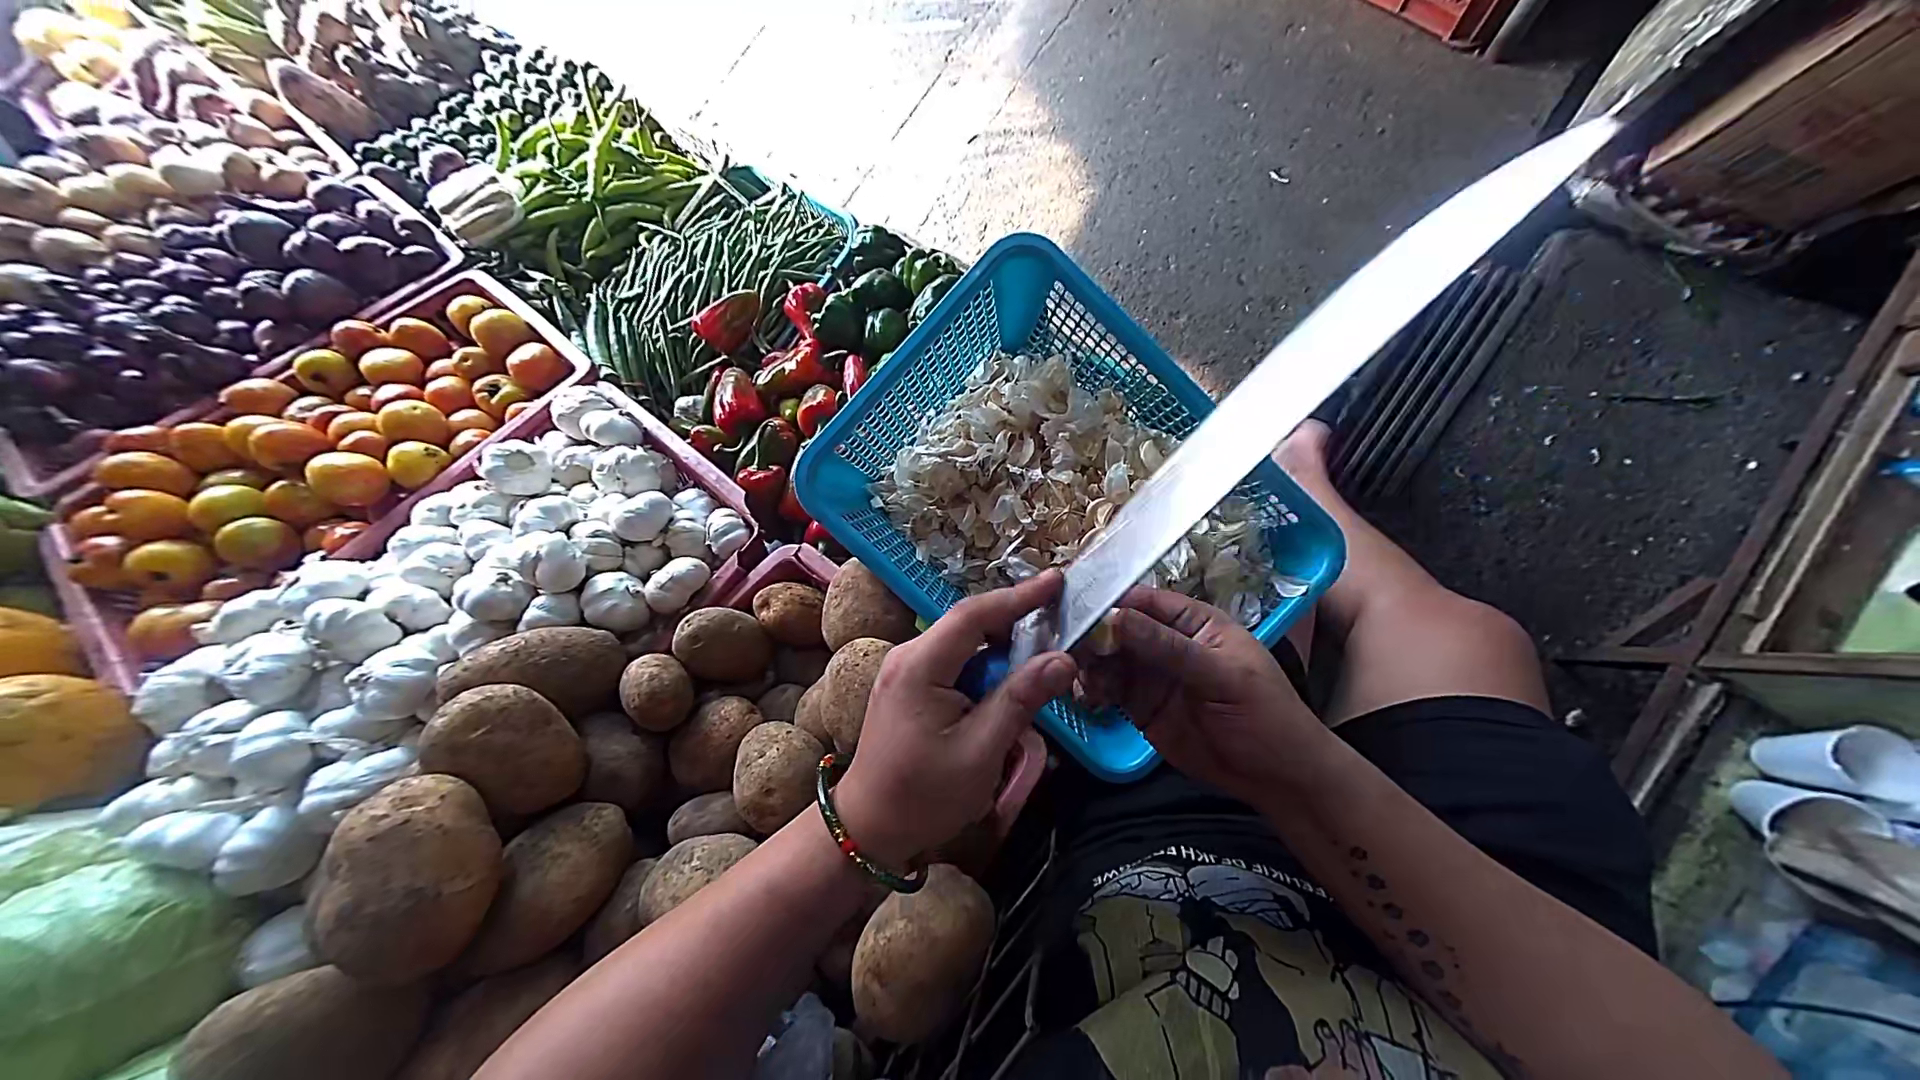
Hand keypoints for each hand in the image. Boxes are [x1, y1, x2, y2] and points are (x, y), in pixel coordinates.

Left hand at [833, 571, 1076, 867]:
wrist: (868, 827)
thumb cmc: (923, 796)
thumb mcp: (980, 751)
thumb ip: (1020, 700)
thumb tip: (1063, 660)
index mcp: (919, 666)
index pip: (973, 615)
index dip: (1018, 596)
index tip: (1056, 581)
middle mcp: (907, 657)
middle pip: (968, 624)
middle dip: (1014, 621)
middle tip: (1059, 623)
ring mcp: (904, 670)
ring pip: (963, 643)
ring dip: (1001, 647)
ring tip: (1042, 657)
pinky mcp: (908, 686)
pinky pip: (953, 662)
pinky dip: (984, 666)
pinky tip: (1007, 683)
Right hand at [1078, 587, 1322, 799]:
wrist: (1277, 778)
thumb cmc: (1264, 715)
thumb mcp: (1222, 675)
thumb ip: (1168, 647)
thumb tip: (1116, 618)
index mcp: (1192, 621)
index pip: (1143, 600)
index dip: (1110, 601)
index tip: (1077, 608)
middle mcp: (1165, 641)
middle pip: (1117, 628)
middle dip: (1092, 634)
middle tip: (1067, 646)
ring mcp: (1150, 674)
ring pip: (1107, 658)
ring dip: (1088, 662)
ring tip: (1076, 674)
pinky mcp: (1139, 705)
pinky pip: (1107, 688)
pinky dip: (1092, 689)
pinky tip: (1086, 695)